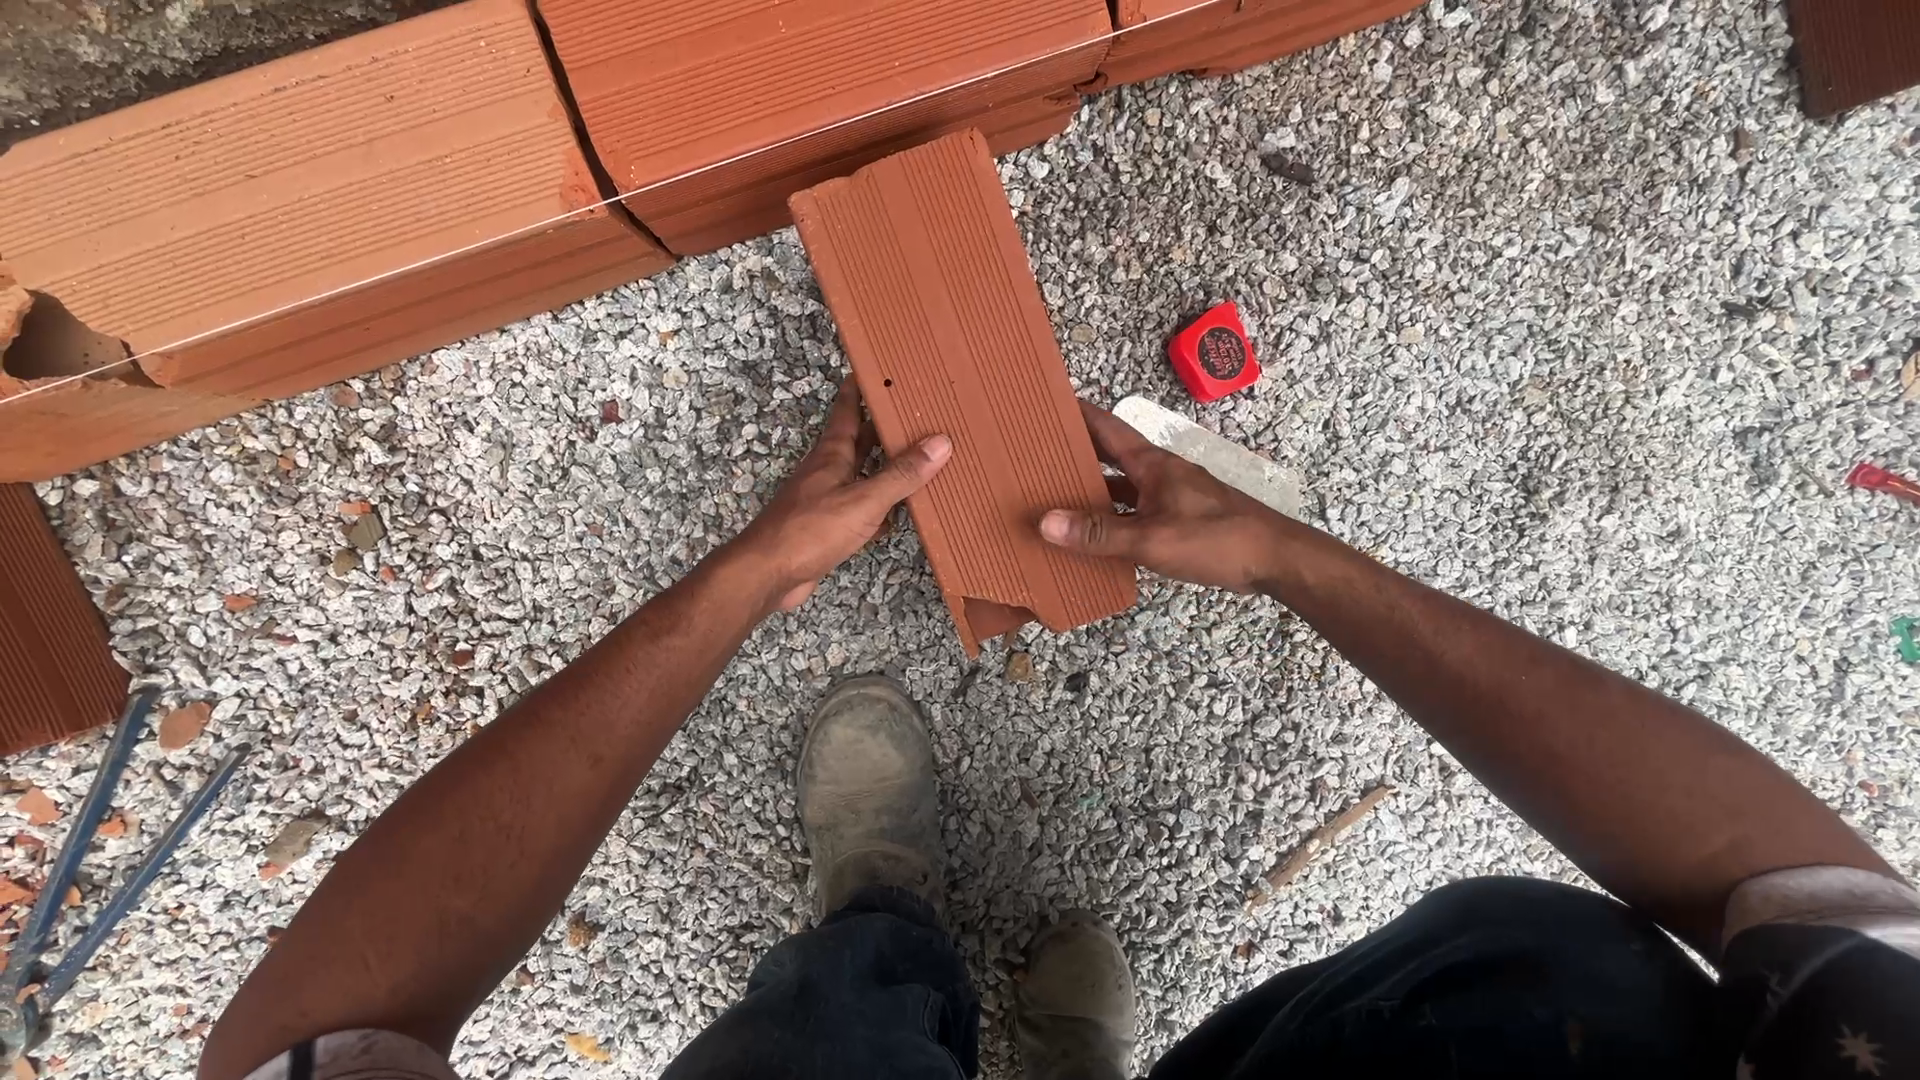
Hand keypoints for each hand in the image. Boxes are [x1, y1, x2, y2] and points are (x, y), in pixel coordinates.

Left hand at [733, 378, 950, 611]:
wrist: (769, 573)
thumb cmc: (810, 530)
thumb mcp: (864, 500)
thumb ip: (902, 475)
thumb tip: (940, 444)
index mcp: (833, 453)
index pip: (847, 407)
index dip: (861, 385)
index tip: (879, 367)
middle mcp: (829, 469)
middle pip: (860, 439)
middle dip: (885, 426)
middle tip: (916, 413)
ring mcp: (827, 498)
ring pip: (863, 473)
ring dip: (887, 467)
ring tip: (919, 460)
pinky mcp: (829, 526)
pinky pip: (861, 507)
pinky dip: (880, 507)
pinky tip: (897, 515)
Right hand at [1039, 400, 1285, 593]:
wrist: (1274, 559)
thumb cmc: (1214, 538)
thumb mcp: (1151, 538)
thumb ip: (1099, 533)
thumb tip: (1045, 522)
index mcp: (1152, 464)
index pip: (1107, 427)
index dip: (1078, 412)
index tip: (1048, 402)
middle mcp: (1159, 474)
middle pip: (1110, 455)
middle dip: (1077, 452)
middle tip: (1038, 454)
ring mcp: (1170, 497)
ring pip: (1122, 487)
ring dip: (1092, 489)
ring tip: (1054, 495)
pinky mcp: (1179, 521)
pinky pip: (1135, 513)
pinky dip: (1112, 519)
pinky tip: (1093, 536)